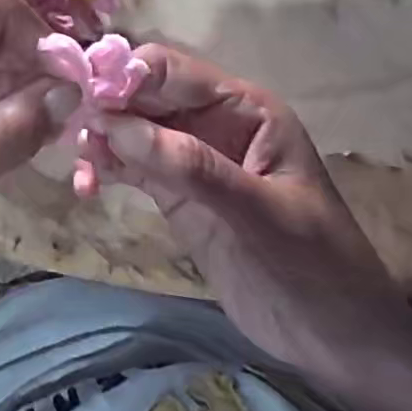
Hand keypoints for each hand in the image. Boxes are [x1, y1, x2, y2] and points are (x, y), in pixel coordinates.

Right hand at [79, 46, 411, 390]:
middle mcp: (211, 121)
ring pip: (130, 128)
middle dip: (106, 108)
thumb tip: (117, 125)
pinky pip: (130, 165)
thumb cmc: (317, 267)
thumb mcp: (261, 214)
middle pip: (144, 94)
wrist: (338, 340)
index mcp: (243, 108)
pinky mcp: (174, 191)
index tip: (89, 99)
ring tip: (83, 172)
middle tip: (73, 136)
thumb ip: (192, 166)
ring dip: (100, 141)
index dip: (128, 75)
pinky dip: (105, 169)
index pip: (173, 71)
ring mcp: (190, 156)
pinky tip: (87, 187)